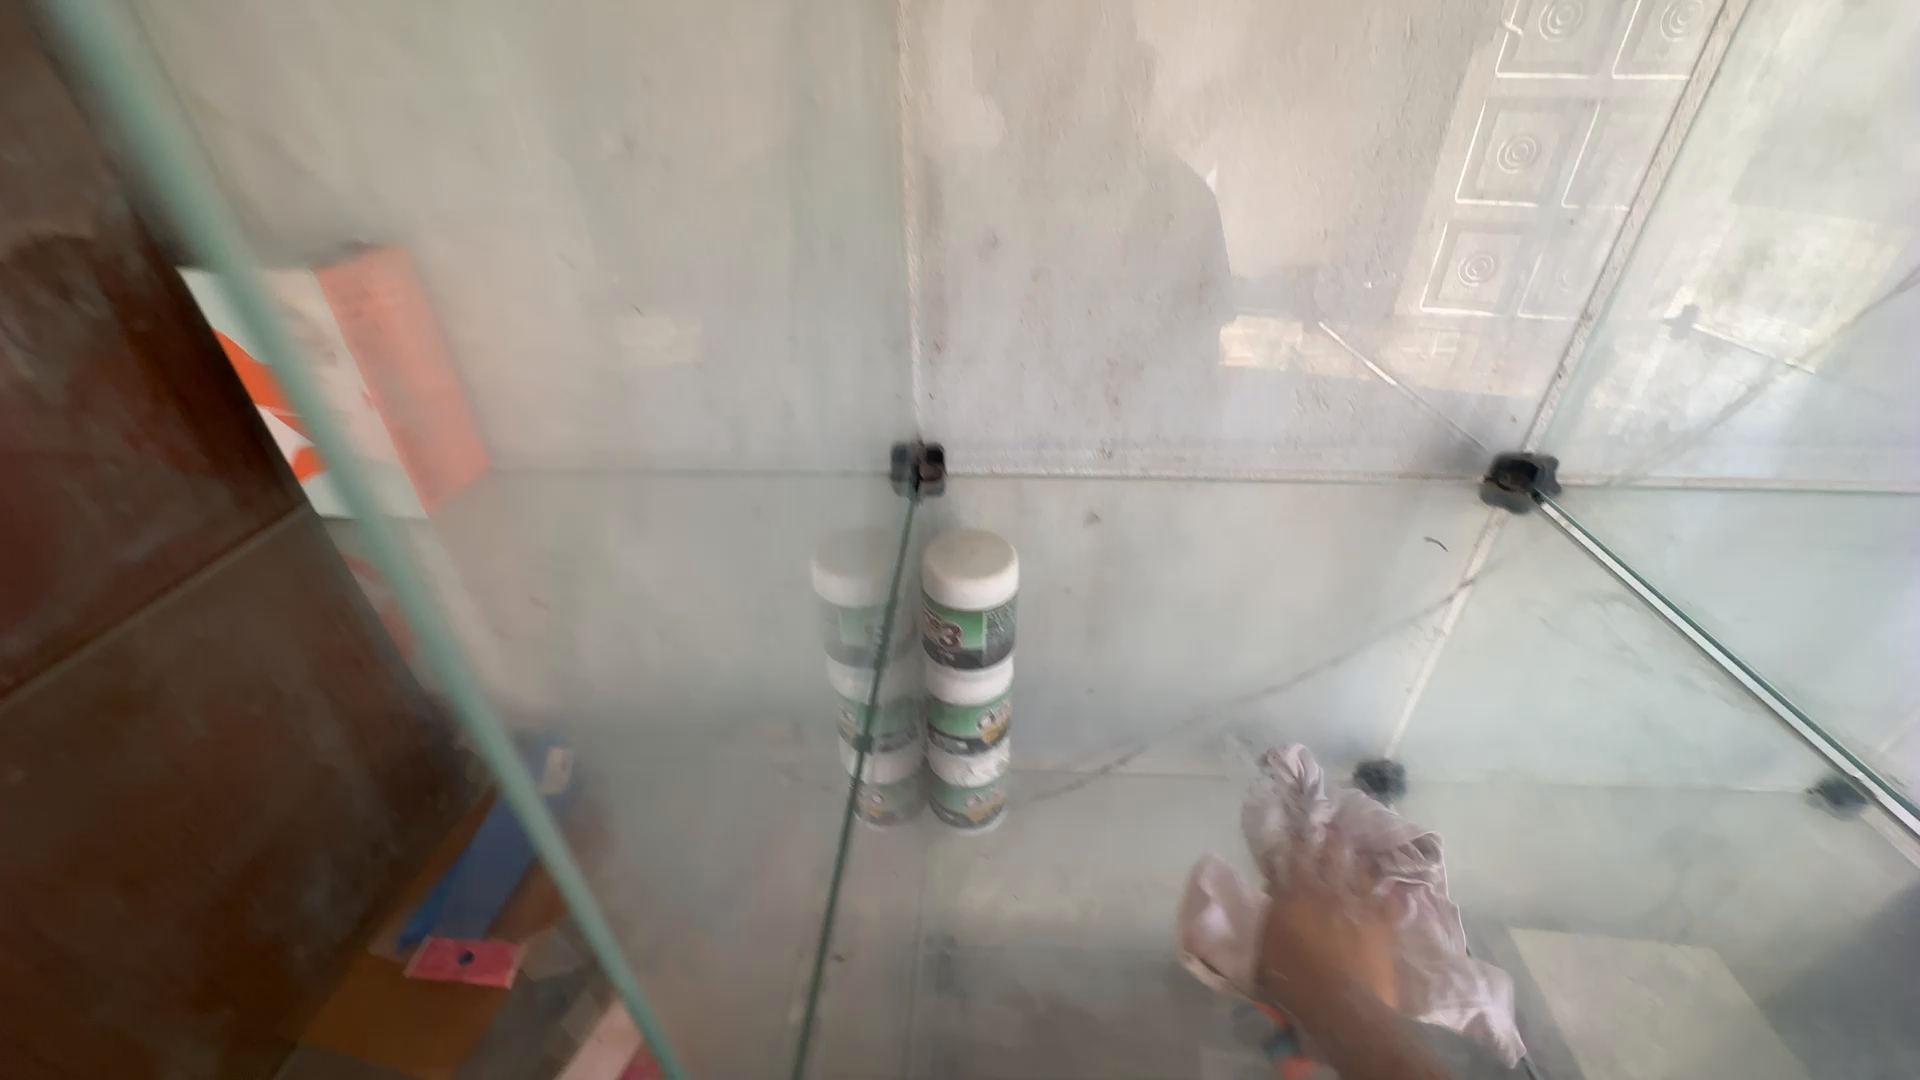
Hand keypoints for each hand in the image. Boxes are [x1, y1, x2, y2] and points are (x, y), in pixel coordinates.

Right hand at [1256, 830, 1398, 1012]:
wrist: (1342, 1005)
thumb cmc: (1294, 978)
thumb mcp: (1266, 944)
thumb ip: (1271, 913)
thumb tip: (1273, 890)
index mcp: (1296, 894)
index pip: (1291, 859)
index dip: (1294, 841)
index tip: (1296, 825)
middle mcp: (1327, 892)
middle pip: (1328, 858)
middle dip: (1330, 840)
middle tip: (1334, 822)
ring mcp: (1357, 907)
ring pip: (1360, 873)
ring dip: (1360, 860)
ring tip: (1363, 846)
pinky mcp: (1382, 926)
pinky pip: (1391, 904)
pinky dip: (1395, 894)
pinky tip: (1399, 885)